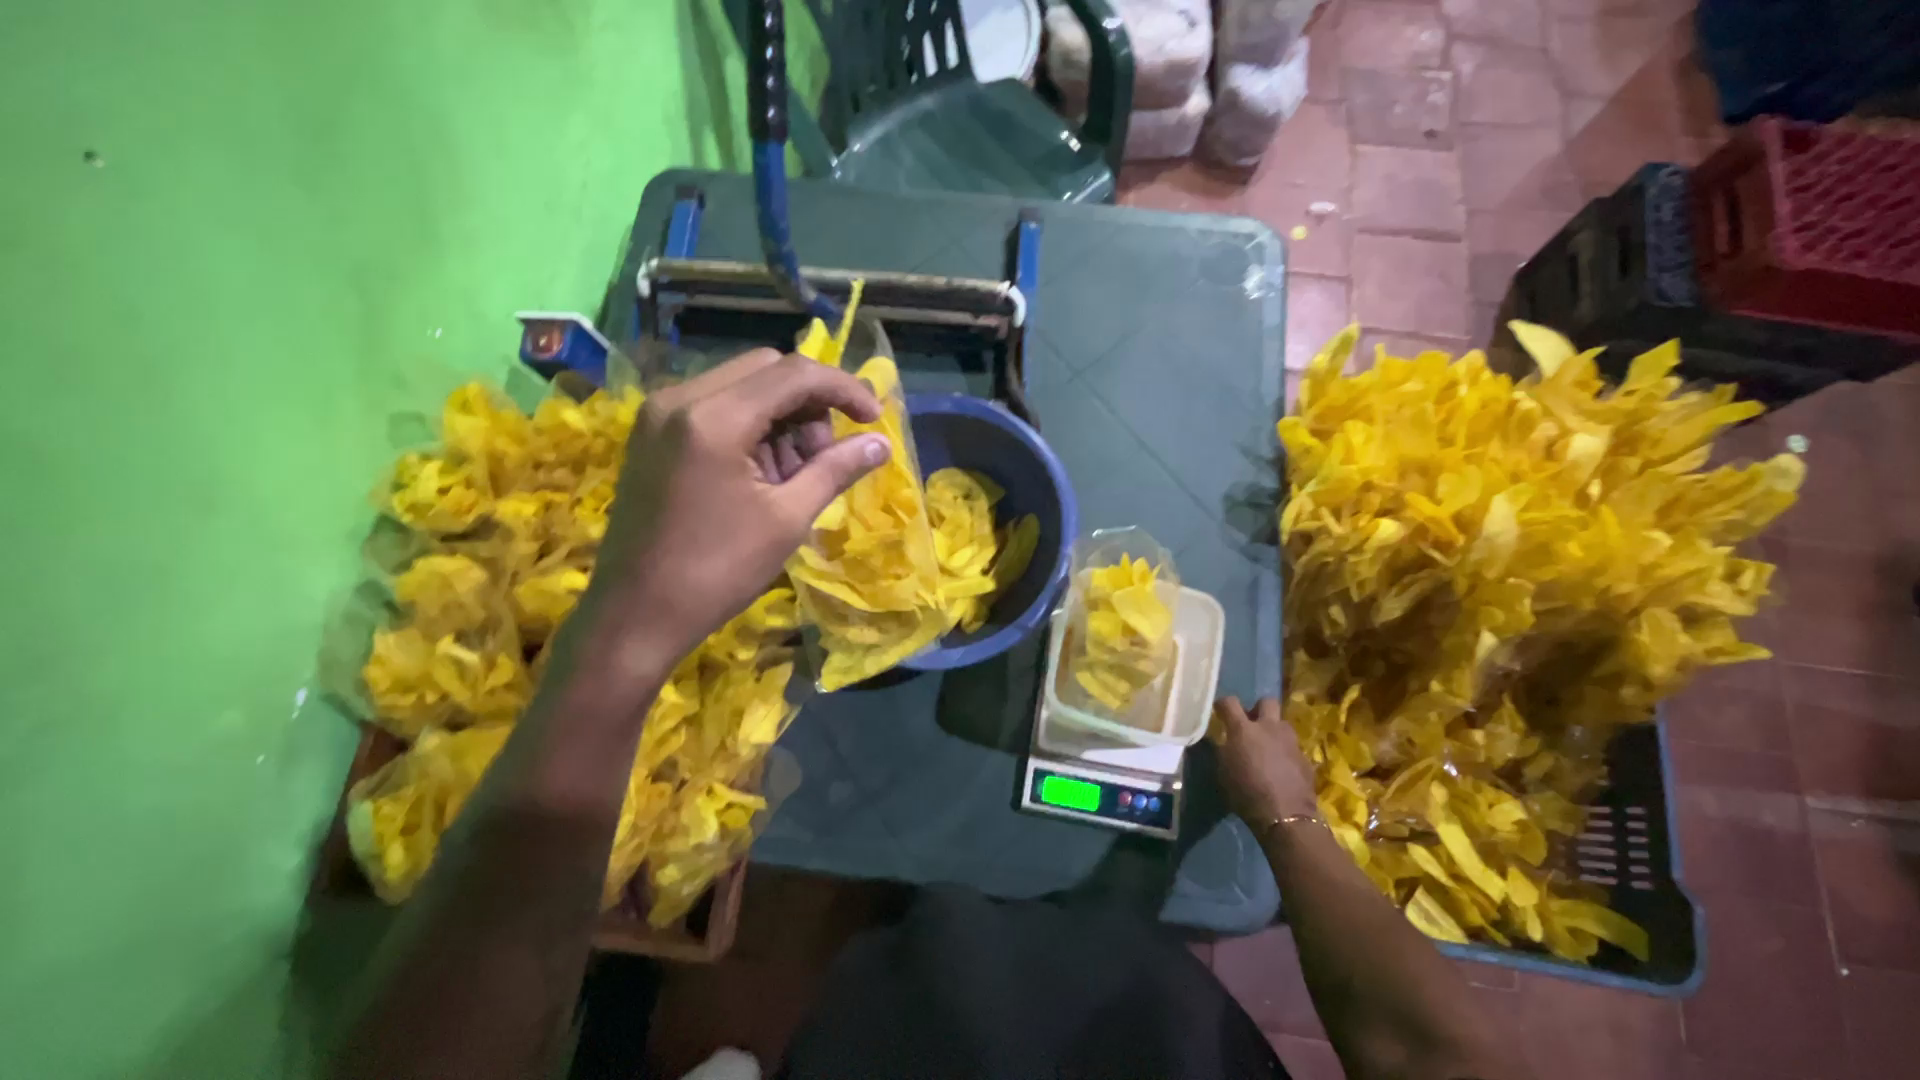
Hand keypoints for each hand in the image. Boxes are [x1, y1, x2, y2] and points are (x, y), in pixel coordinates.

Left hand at [576, 348, 889, 668]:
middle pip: (766, 369)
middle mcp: (680, 398)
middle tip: (824, 456)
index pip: (794, 374)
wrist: (635, 614)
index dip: (844, 388)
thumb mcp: (787, 520)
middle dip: (809, 403)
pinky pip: (714, 405)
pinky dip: (749, 425)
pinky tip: (761, 472)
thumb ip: (835, 470)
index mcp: (714, 418)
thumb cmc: (716, 573)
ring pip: (741, 384)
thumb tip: (882, 443)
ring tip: (793, 474)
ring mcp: (659, 413)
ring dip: (780, 415)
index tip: (874, 419)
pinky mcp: (651, 433)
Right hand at [1211, 697, 1319, 825]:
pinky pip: (1292, 747)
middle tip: (1251, 726)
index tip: (1220, 712)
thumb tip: (1225, 742)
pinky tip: (1281, 769)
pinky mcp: (1305, 758)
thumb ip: (1224, 751)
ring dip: (1274, 731)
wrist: (1285, 815)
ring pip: (1282, 724)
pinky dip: (1285, 753)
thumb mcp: (1224, 772)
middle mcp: (1269, 728)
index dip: (1223, 705)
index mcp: (1244, 730)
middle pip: (1267, 702)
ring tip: (1267, 748)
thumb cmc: (1246, 794)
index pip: (1230, 702)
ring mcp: (1290, 742)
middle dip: (1257, 709)